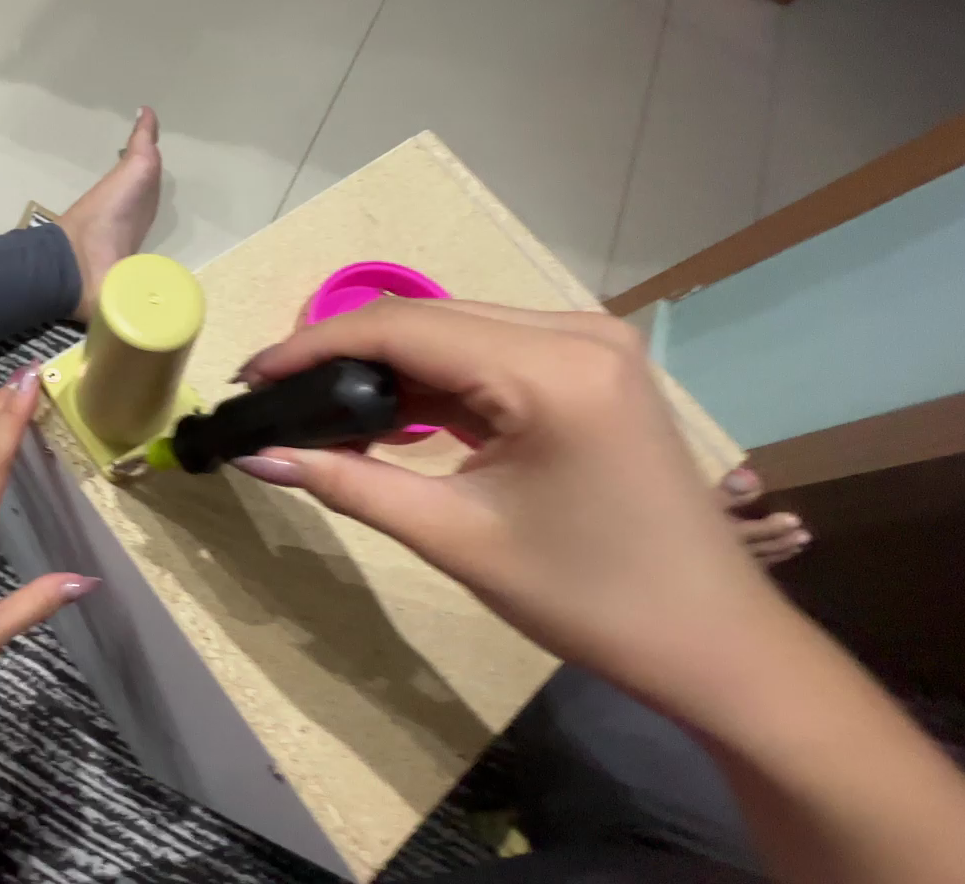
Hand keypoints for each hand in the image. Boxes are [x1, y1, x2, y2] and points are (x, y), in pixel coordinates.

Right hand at [232, 300, 788, 707]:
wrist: (714, 643)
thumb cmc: (589, 598)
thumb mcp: (453, 537)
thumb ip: (346, 483)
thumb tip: (257, 455)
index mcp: (553, 370)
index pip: (401, 328)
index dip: (312, 346)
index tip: (251, 376)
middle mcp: (575, 332)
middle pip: (421, 320)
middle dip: (338, 353)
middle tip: (273, 394)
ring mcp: (585, 344)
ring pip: (446, 331)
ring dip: (378, 366)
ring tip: (314, 406)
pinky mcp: (583, 365)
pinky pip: (478, 352)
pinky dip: (422, 380)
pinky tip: (382, 415)